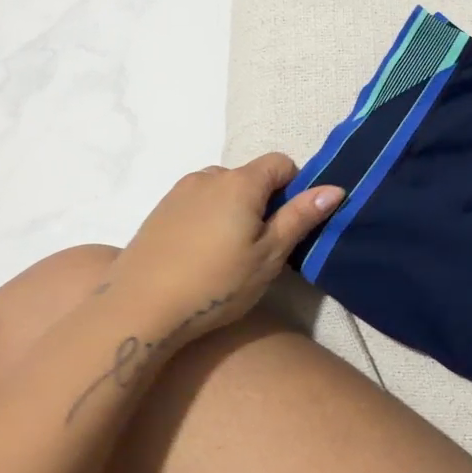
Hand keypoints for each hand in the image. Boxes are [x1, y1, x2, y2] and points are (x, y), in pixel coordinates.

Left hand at [102, 154, 342, 343]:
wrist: (137, 309)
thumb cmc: (216, 283)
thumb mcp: (269, 255)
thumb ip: (300, 217)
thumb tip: (334, 188)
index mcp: (240, 183)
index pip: (281, 163)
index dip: (294, 188)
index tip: (290, 224)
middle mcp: (207, 178)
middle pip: (249, 176)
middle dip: (263, 201)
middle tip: (261, 246)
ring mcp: (178, 193)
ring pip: (221, 190)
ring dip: (234, 210)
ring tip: (229, 252)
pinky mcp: (157, 213)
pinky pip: (197, 203)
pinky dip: (208, 219)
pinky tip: (202, 255)